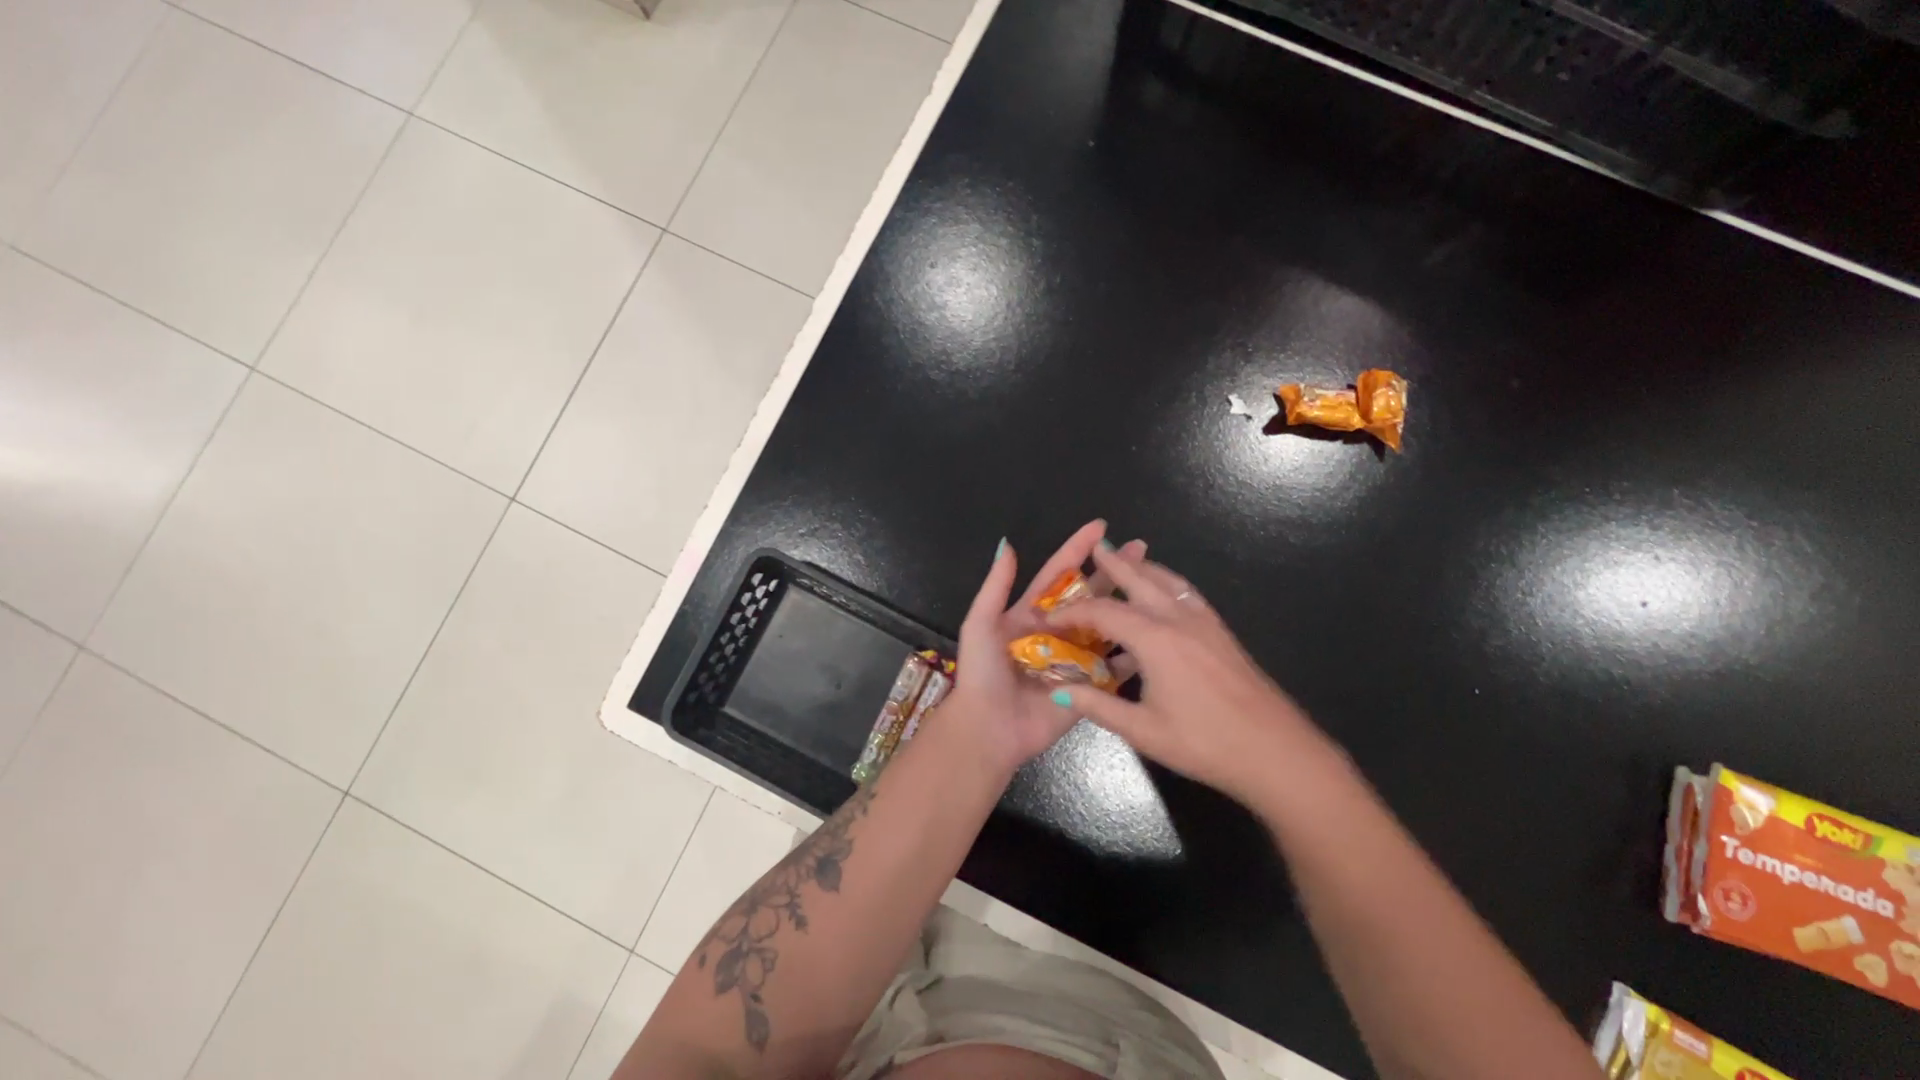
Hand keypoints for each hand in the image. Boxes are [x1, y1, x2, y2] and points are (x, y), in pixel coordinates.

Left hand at [938, 520, 1147, 775]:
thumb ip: (996, 586)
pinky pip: (1114, 668)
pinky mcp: (1088, 687)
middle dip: (1113, 573)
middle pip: (1090, 596)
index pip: (1059, 574)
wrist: (988, 728)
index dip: (1078, 549)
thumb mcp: (980, 624)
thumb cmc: (982, 674)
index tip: (1101, 527)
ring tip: (1156, 587)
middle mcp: (1056, 632)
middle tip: (1140, 550)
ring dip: (1128, 607)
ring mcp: (1075, 660)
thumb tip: (1008, 544)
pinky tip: (1158, 636)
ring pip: (1107, 627)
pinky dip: (1134, 653)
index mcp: (1030, 614)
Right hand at [1044, 543, 1341, 807]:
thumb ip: (1098, 706)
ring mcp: (1206, 624)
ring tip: (1129, 559)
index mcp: (1155, 640)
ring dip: (1144, 568)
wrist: (1275, 751)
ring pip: (1170, 583)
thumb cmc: (1205, 743)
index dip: (1072, 612)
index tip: (1048, 616)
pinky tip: (1167, 593)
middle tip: (1096, 548)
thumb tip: (1058, 689)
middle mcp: (1179, 621)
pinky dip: (1168, 584)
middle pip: (1141, 581)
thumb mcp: (1143, 730)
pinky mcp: (1223, 634)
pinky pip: (1188, 595)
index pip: (1103, 612)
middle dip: (1115, 564)